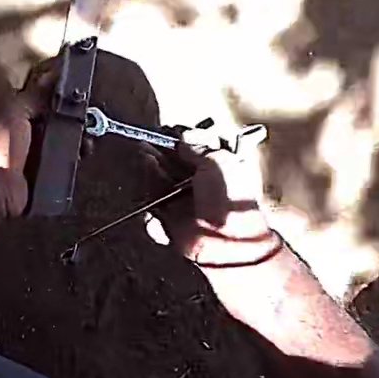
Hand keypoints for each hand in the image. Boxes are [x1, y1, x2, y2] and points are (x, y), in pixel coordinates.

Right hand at [157, 134, 336, 351]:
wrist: (228, 241)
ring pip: (156, 186)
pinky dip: (151, 211)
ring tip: (147, 166)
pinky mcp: (170, 224)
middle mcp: (198, 186)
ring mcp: (183, 204)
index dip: (175, 141)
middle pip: (168, 166)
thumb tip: (182, 137)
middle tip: (147, 148)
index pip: (190, 149)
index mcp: (215, 169)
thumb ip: (198, 145)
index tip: (165, 136)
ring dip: (150, 176)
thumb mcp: (219, 160)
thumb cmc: (230, 199)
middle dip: (157, 156)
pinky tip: (154, 202)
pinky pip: (152, 214)